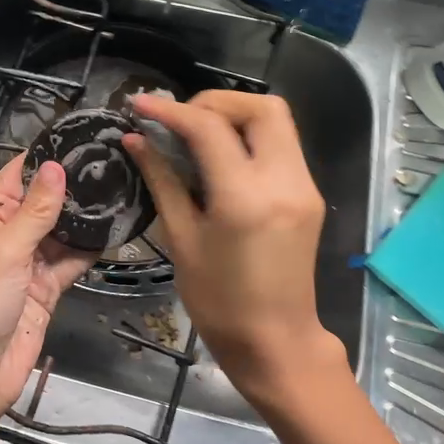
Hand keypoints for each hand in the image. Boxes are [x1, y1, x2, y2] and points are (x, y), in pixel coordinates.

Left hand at [0, 154, 96, 422]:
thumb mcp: (6, 251)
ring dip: (87, 217)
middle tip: (119, 162)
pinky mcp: (46, 286)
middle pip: (45, 199)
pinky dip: (90, 249)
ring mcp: (29, 260)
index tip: (86, 136)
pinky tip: (117, 231)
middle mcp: (8, 231)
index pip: (19, 173)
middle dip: (75, 185)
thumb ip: (35, 210)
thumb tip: (57, 166)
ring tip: (126, 190)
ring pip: (62, 229)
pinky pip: (71, 259)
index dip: (48, 155)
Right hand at [122, 91, 333, 375]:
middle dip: (214, 101)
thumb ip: (161, 180)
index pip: (209, 128)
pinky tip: (217, 155)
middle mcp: (284, 182)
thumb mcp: (180, 238)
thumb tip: (135, 140)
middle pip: (260, 107)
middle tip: (177, 119)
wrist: (275, 341)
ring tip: (194, 132)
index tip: (139, 104)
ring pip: (277, 121)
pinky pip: (281, 145)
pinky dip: (248, 136)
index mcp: (245, 197)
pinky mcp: (308, 195)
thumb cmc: (217, 300)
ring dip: (234, 115)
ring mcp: (304, 186)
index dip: (170, 110)